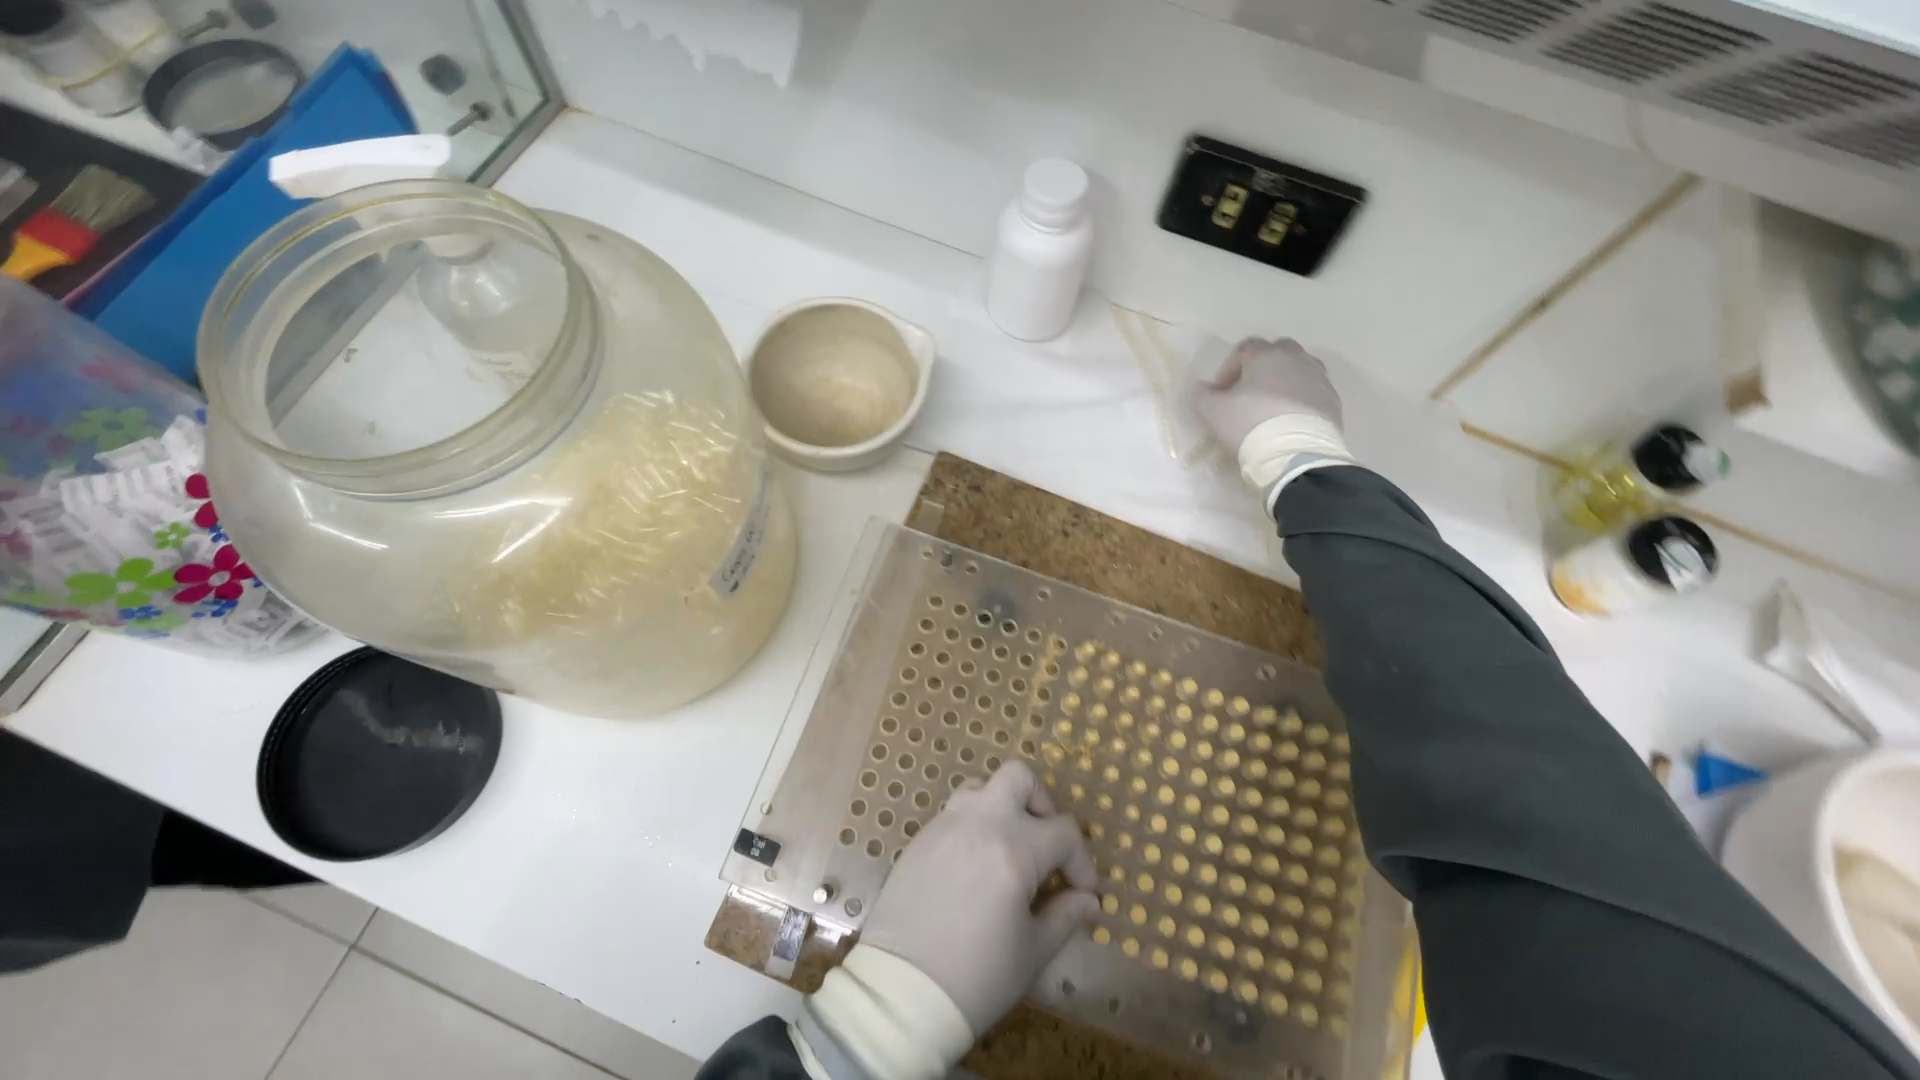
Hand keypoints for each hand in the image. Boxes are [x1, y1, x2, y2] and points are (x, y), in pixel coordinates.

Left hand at [859, 760, 1099, 1034]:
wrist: (900, 992)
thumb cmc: (977, 976)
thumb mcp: (1033, 952)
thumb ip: (1065, 916)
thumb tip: (1087, 900)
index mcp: (1014, 849)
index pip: (1064, 832)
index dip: (1081, 862)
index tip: (1081, 892)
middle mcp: (980, 823)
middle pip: (1019, 777)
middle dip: (1041, 804)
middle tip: (1045, 846)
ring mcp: (944, 827)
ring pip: (981, 788)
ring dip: (1002, 808)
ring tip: (1008, 850)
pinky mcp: (918, 841)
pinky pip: (953, 814)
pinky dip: (973, 827)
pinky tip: (975, 868)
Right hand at [1193, 337, 1343, 450]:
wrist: (1297, 454)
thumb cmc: (1251, 425)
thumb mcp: (1214, 412)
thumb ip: (1202, 395)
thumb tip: (1200, 387)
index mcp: (1266, 356)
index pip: (1245, 347)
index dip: (1229, 367)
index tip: (1221, 391)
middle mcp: (1296, 359)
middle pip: (1278, 350)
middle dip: (1261, 367)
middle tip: (1249, 392)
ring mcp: (1319, 378)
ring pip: (1300, 368)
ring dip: (1285, 380)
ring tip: (1272, 405)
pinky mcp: (1333, 400)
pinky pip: (1314, 391)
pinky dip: (1302, 398)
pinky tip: (1291, 420)